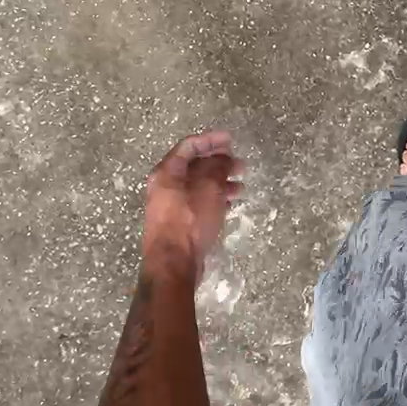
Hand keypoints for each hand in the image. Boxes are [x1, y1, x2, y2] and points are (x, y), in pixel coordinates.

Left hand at [140, 130, 243, 283]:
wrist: (173, 266)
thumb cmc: (190, 221)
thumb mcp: (210, 189)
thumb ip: (218, 168)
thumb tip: (224, 159)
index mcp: (167, 173)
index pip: (189, 146)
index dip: (211, 140)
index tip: (231, 140)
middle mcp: (165, 186)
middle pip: (194, 165)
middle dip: (219, 162)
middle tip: (240, 164)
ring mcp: (170, 206)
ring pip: (198, 185)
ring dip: (220, 181)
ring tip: (241, 186)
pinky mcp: (178, 222)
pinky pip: (198, 201)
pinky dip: (215, 198)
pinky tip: (231, 204)